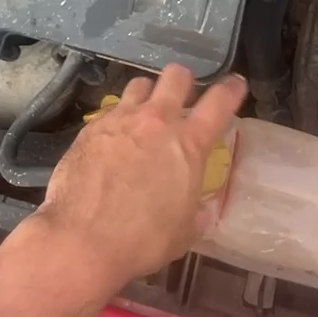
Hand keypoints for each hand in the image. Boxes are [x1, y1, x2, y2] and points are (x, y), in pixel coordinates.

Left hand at [22, 64, 245, 294]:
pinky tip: (114, 139)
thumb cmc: (142, 240)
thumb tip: (198, 210)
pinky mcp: (92, 127)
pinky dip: (119, 119)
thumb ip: (195, 212)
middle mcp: (157, 121)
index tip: (235, 83)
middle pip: (176, 76)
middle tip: (183, 95)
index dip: (231, 89)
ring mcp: (121, 119)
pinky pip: (111, 110)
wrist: (82, 239)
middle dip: (184, 80)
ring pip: (140, 85)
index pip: (218, 103)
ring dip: (148, 94)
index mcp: (188, 144)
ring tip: (145, 112)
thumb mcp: (184, 233)